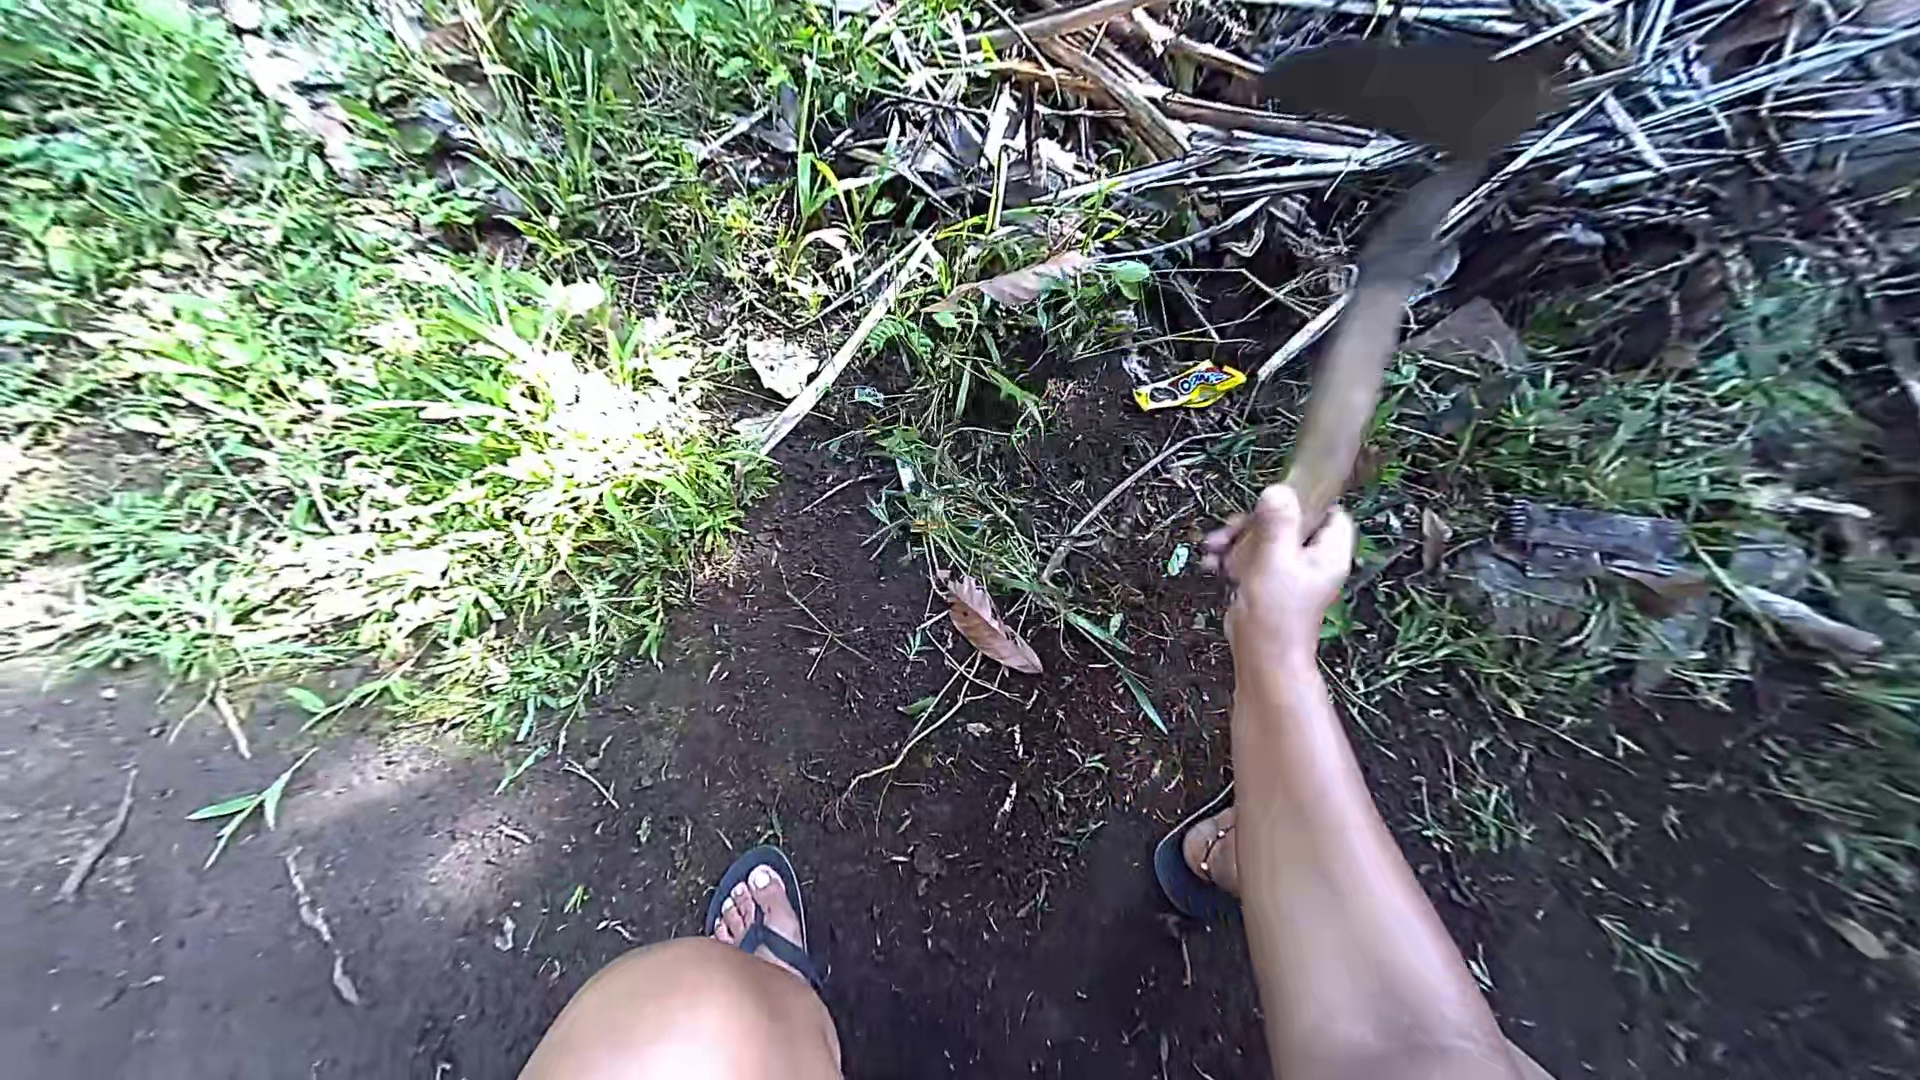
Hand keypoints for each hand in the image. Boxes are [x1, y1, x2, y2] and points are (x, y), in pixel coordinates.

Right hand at [1204, 484, 1354, 665]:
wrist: (1261, 654)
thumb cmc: (1276, 612)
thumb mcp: (1275, 560)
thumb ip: (1277, 523)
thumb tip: (1277, 490)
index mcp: (1327, 553)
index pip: (1329, 514)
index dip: (1304, 502)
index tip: (1274, 500)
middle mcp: (1311, 561)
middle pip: (1287, 524)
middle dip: (1254, 523)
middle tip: (1232, 528)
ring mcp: (1287, 572)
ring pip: (1263, 539)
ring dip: (1236, 540)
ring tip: (1214, 547)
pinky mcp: (1265, 582)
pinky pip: (1249, 558)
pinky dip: (1230, 557)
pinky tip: (1213, 563)